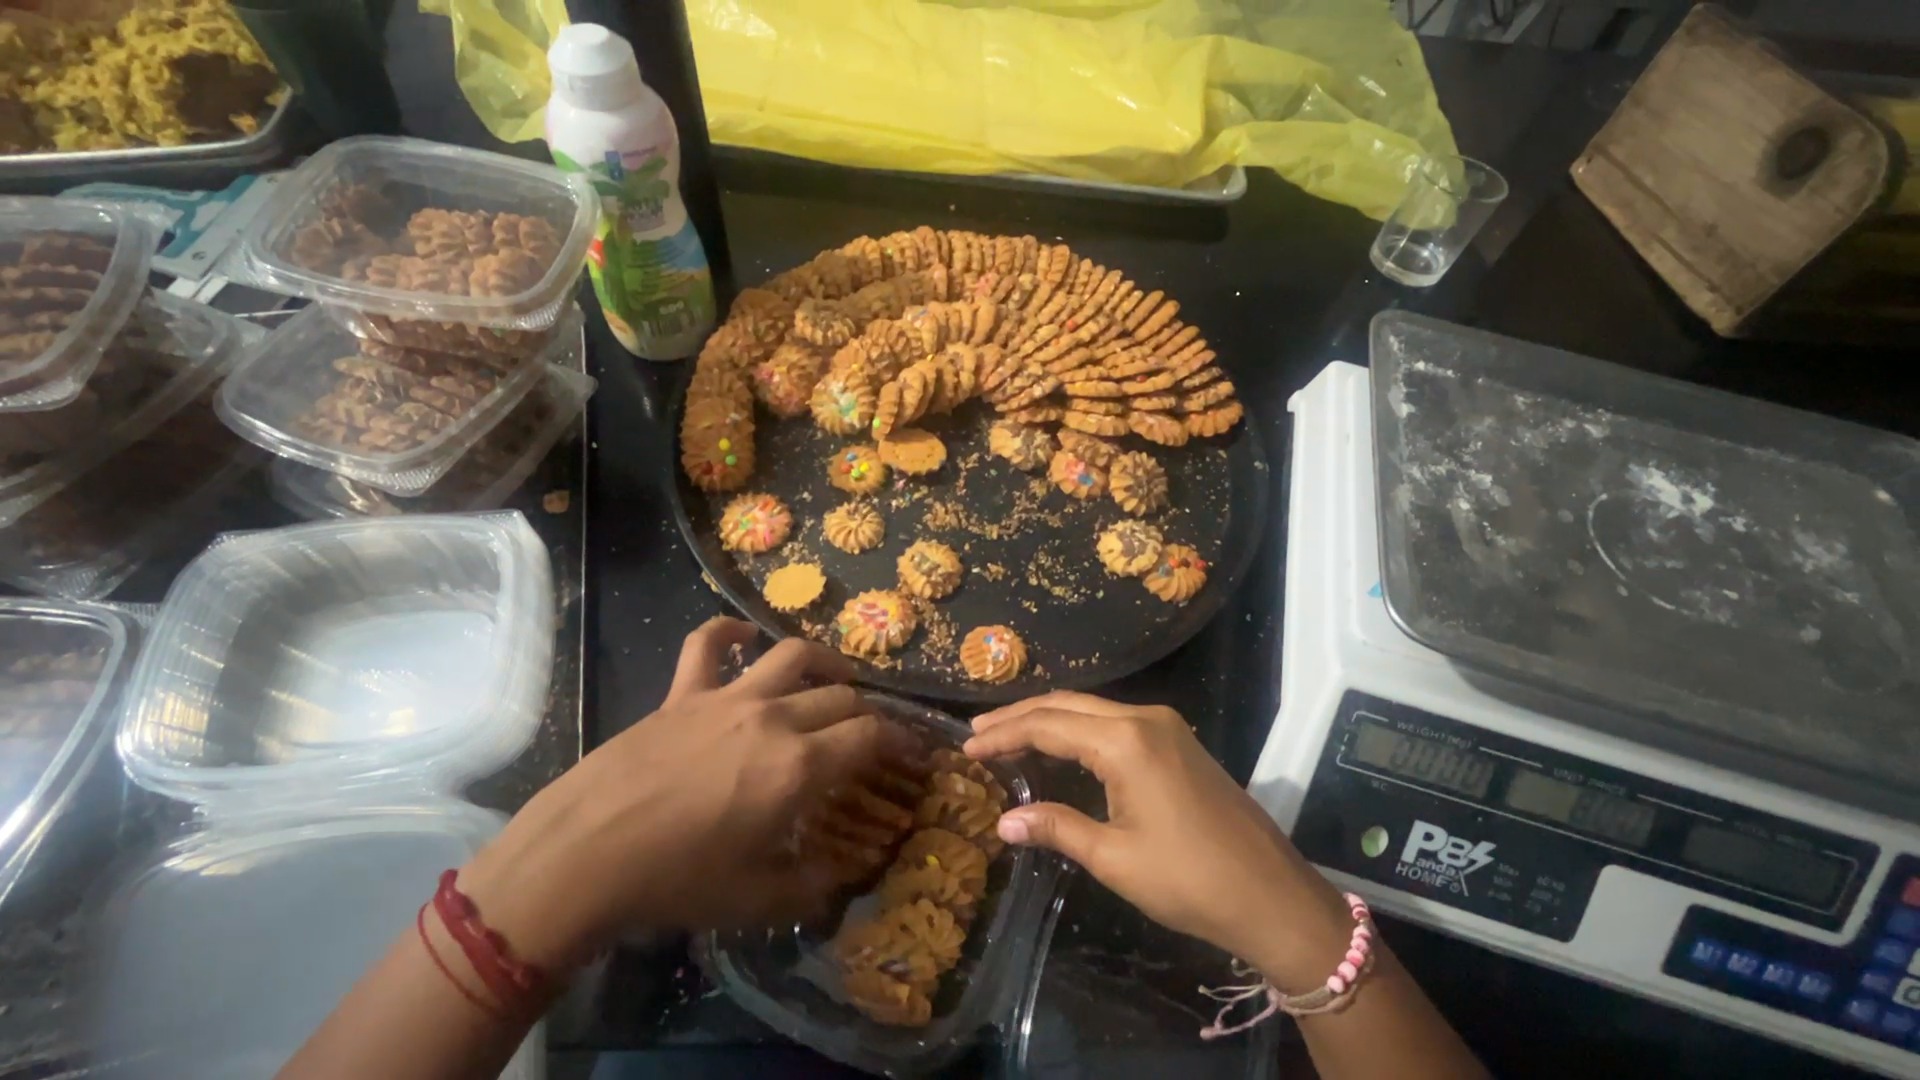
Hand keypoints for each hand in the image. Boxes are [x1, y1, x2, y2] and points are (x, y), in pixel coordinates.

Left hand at [457, 618, 895, 969]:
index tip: (913, 752)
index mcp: (800, 768)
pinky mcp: (681, 693)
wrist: (584, 854)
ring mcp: (726, 698)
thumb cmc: (675, 882)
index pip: (871, 737)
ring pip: (792, 655)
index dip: (901, 742)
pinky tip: (744, 639)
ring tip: (836, 675)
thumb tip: (842, 875)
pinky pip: (708, 643)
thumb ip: (811, 886)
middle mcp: (774, 718)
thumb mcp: (756, 899)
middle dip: (867, 711)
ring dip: (825, 661)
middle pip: (841, 696)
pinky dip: (731, 632)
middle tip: (870, 731)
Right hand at [965, 692, 1355, 988]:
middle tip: (977, 732)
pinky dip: (1076, 727)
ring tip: (1005, 734)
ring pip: (1090, 708)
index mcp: (1125, 741)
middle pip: (1066, 705)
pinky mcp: (1177, 740)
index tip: (966, 747)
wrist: (1271, 894)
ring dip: (1047, 719)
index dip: (1003, 735)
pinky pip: (1113, 720)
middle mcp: (1144, 718)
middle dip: (1019, 716)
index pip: (1047, 726)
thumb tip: (1002, 824)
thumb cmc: (1189, 880)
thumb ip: (1057, 828)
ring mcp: (1165, 726)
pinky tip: (1058, 744)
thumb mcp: (1114, 858)